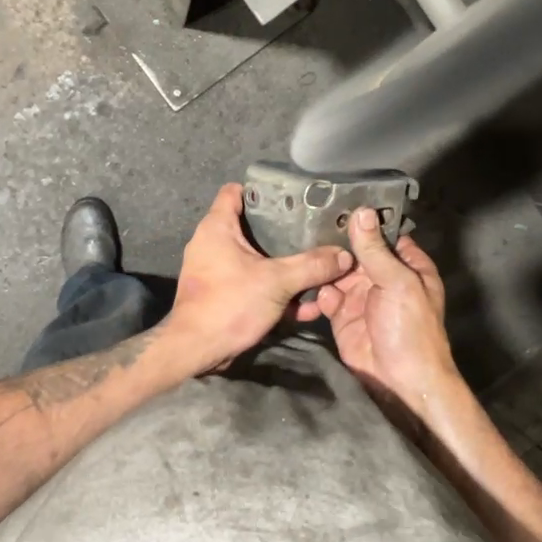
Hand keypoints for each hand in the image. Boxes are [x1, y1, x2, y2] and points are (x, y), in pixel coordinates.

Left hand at [162, 184, 352, 373]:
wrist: (196, 350)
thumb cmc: (230, 303)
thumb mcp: (277, 281)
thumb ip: (312, 266)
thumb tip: (345, 255)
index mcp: (217, 227)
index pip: (236, 192)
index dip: (263, 191)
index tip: (292, 197)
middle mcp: (212, 243)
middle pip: (253, 227)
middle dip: (285, 233)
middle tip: (315, 233)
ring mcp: (216, 271)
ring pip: (257, 261)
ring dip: (285, 269)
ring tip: (318, 271)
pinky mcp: (222, 295)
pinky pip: (253, 285)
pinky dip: (275, 292)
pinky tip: (305, 306)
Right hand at [316, 208, 459, 416]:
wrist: (399, 380)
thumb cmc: (410, 329)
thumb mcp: (397, 282)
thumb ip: (375, 249)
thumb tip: (362, 212)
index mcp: (407, 265)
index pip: (383, 234)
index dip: (363, 221)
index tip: (335, 202)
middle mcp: (383, 277)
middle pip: (355, 251)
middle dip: (334, 243)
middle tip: (306, 224)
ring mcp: (361, 296)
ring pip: (336, 272)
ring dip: (322, 267)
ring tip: (303, 256)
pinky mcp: (342, 316)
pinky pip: (326, 297)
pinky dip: (317, 293)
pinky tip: (307, 287)